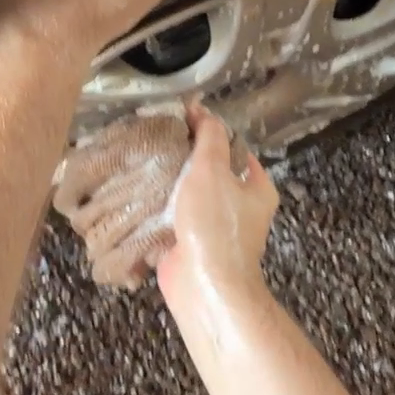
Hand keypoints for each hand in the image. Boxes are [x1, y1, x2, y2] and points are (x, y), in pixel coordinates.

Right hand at [156, 104, 279, 308]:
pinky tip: (137, 188)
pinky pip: (174, 216)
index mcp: (257, 186)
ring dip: (168, 181)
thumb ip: (209, 136)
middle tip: (158, 137)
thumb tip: (200, 108)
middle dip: (184, 156)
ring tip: (144, 158)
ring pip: (189, 193)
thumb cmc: (215, 223)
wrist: (204, 287)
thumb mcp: (213, 168)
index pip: (233, 146)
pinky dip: (158, 206)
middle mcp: (240, 206)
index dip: (209, 131)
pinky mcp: (191, 243)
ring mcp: (215, 227)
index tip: (181, 120)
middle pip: (210, 169)